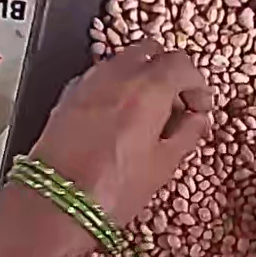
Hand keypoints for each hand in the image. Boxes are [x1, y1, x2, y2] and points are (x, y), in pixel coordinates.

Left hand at [28, 40, 210, 226]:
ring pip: (124, 61)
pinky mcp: (68, 95)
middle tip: (177, 105)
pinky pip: (101, 77)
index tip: (199, 107)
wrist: (56, 204)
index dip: (197, 85)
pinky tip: (120, 120)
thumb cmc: (112, 188)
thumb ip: (187, 134)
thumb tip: (197, 120)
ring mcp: (89, 81)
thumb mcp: (164, 165)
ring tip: (149, 115)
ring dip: (143, 78)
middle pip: (153, 52)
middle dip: (170, 73)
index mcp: (149, 88)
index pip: (183, 64)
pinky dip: (117, 87)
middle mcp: (118, 75)